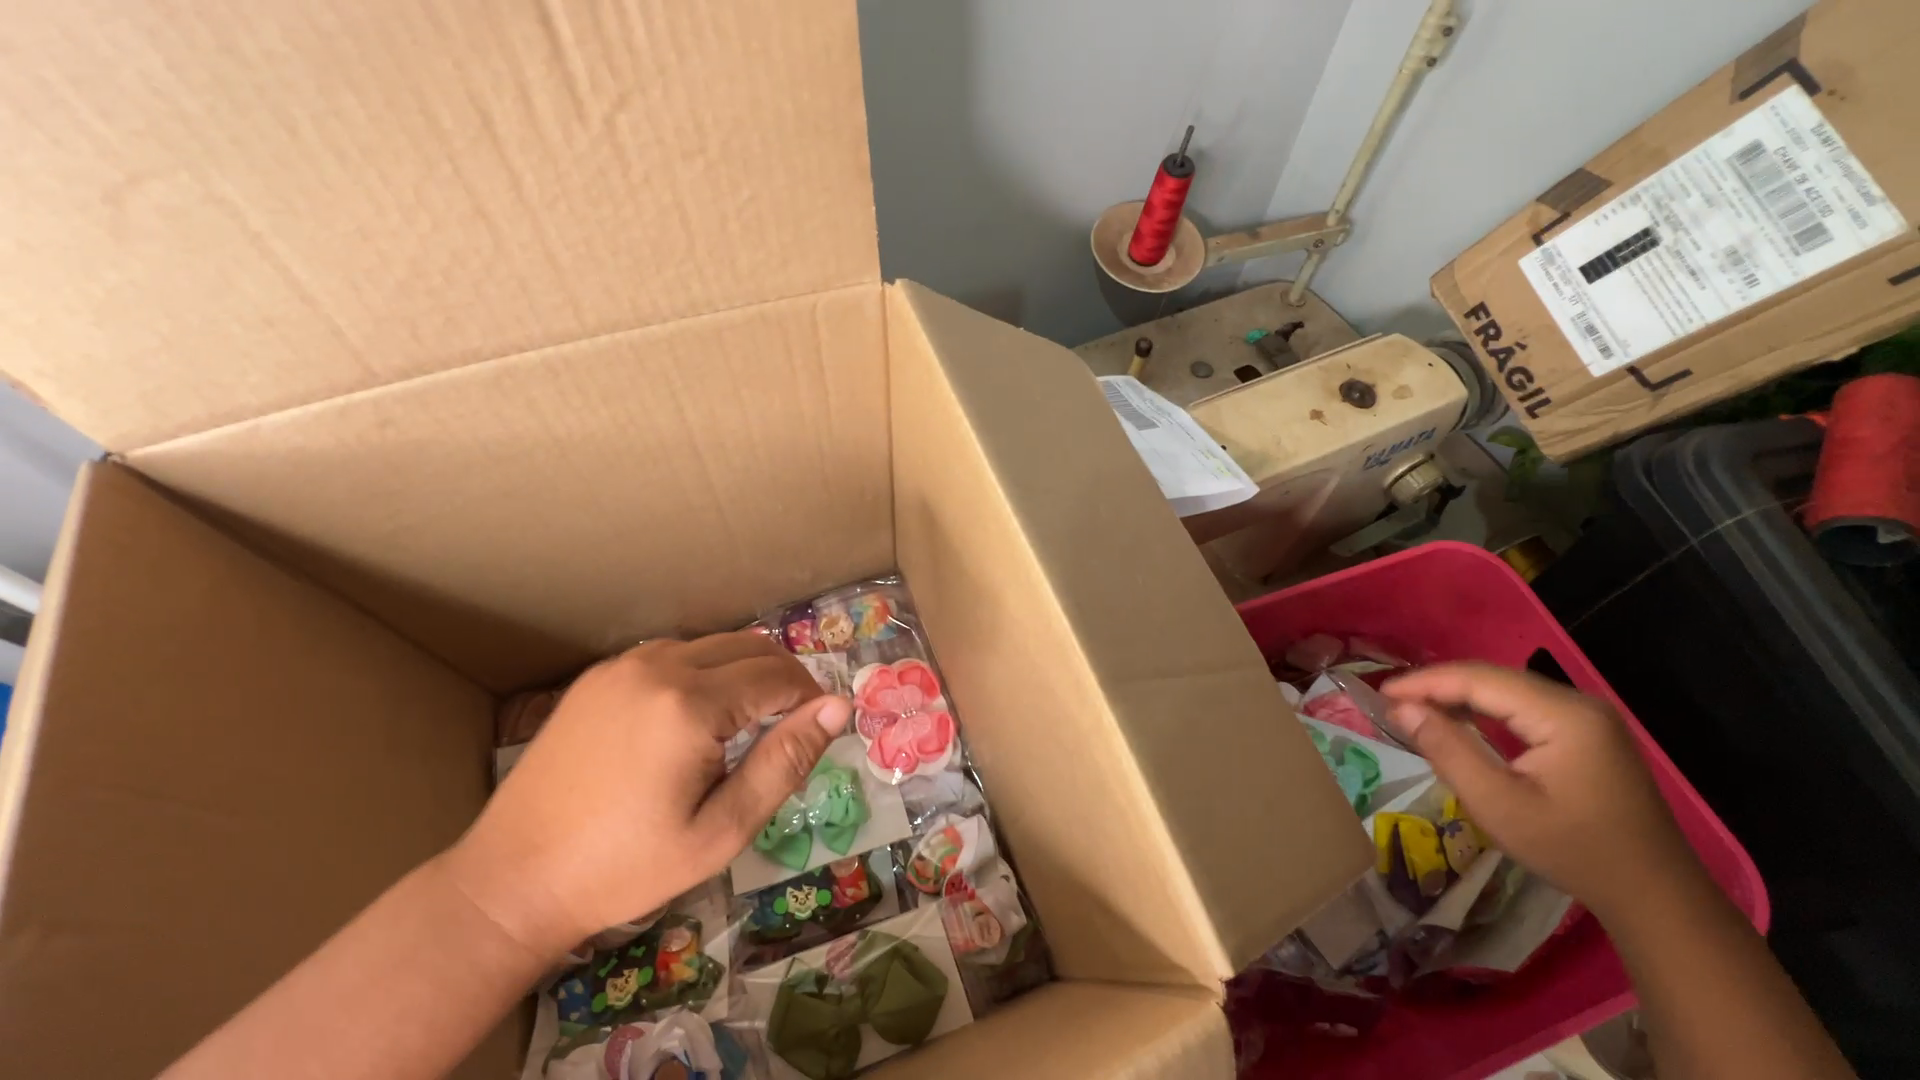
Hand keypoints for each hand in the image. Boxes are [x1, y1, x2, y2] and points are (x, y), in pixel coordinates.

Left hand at [441, 631, 852, 956]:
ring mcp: (621, 667)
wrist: (514, 878)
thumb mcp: (722, 829)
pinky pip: (671, 655)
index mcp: (690, 704)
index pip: (778, 676)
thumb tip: (837, 707)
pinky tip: (696, 720)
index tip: (819, 731)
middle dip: (783, 679)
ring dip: (744, 672)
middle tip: (792, 728)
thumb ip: (784, 761)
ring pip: (711, 645)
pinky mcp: (596, 677)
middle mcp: (657, 666)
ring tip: (747, 727)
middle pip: (750, 646)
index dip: (810, 698)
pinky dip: (703, 672)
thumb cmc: (626, 867)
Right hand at [1382, 662, 1704, 917]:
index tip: (1380, 694)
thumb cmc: (1572, 850)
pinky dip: (1485, 711)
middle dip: (1439, 686)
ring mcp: (1588, 718)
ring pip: (1509, 691)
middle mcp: (1579, 703)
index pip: (1480, 679)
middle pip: (1495, 678)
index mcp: (1564, 714)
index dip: (1425, 682)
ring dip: (1460, 696)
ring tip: (1415, 708)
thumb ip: (1448, 750)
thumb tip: (1402, 709)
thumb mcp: (1498, 805)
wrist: (1654, 894)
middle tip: (1391, 701)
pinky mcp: (1589, 734)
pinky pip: (1525, 708)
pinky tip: (1460, 722)